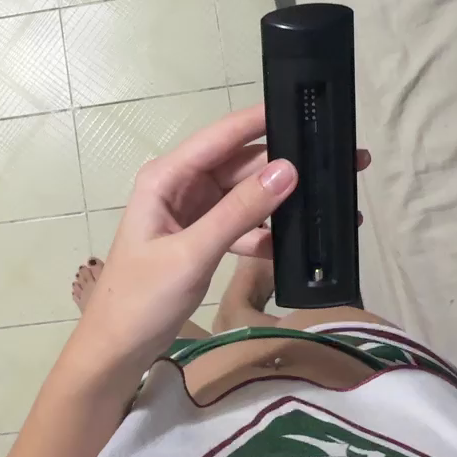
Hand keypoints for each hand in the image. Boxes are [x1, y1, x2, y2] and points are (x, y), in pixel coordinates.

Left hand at [70, 104, 368, 372]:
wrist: (117, 348)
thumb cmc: (142, 297)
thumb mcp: (192, 253)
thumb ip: (239, 212)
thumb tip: (287, 170)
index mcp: (166, 178)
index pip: (220, 137)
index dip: (261, 120)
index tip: (306, 108)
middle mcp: (179, 186)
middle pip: (239, 164)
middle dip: (285, 164)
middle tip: (339, 162)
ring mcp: (191, 213)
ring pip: (245, 195)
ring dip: (283, 200)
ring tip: (334, 199)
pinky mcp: (202, 239)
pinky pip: (242, 224)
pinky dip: (268, 232)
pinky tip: (304, 240)